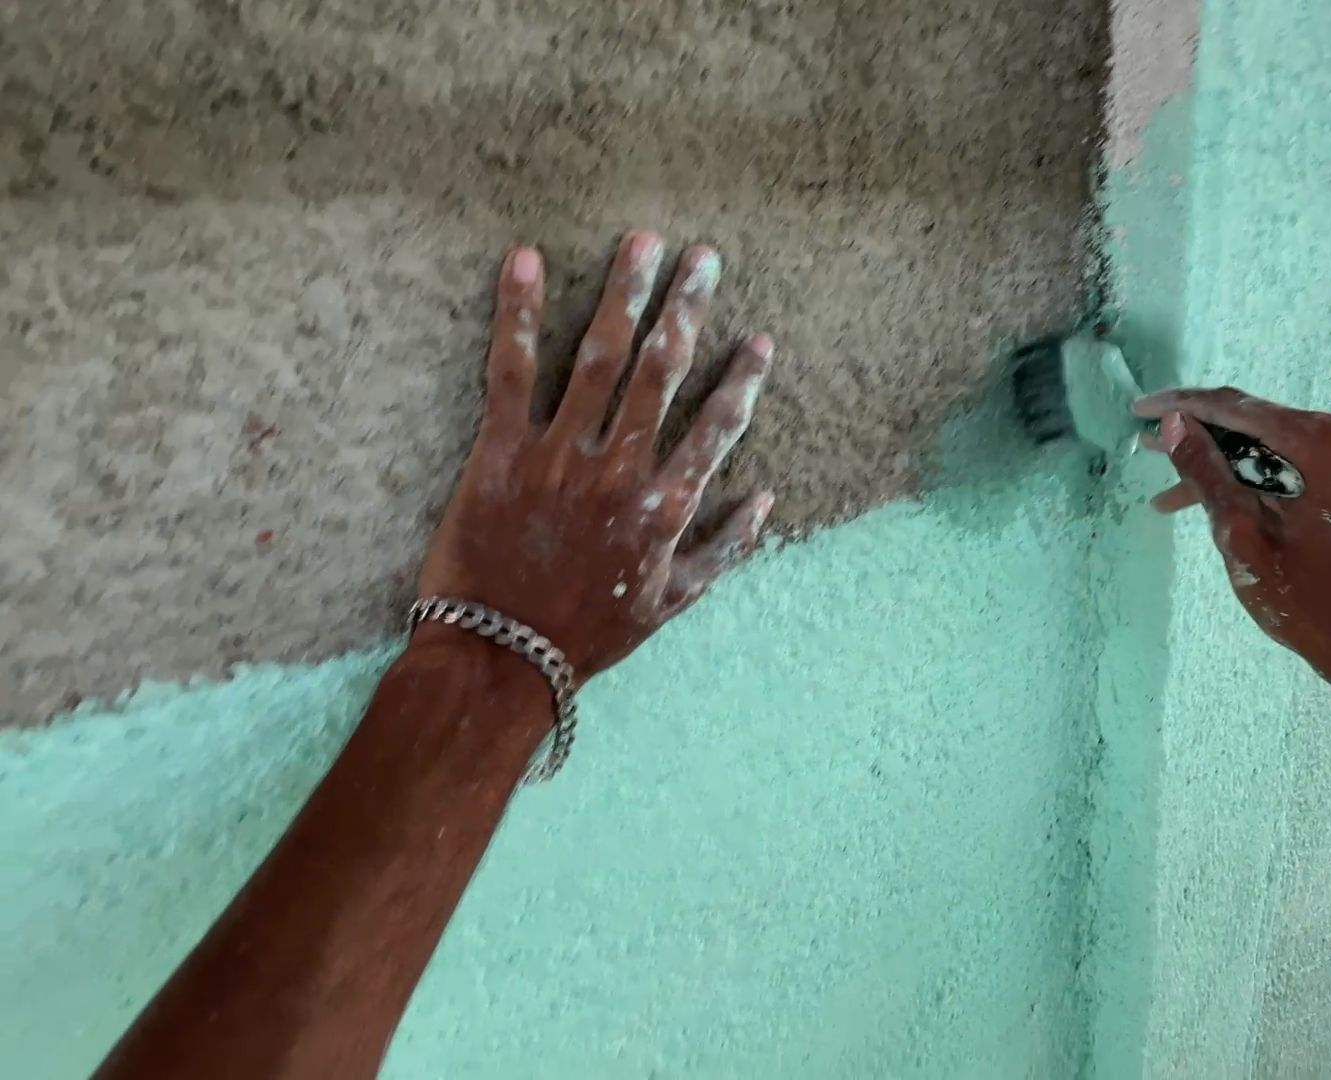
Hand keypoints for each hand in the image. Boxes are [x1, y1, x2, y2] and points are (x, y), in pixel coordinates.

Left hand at [417, 231, 774, 678]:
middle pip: (664, 372)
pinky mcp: (498, 453)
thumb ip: (727, 549)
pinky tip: (526, 260)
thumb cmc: (595, 630)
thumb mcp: (676, 601)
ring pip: (600, 359)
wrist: (501, 657)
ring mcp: (559, 455)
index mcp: (668, 506)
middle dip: (688, 308)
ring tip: (643, 242)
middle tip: (704, 258)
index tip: (760, 340)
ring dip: (624, 294)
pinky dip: (518, 316)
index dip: (744, 379)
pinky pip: (510, 374)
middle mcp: (622, 469)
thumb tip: (767, 501)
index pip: (718, 427)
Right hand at [1133, 388, 1330, 680]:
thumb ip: (1205, 473)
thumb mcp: (1241, 534)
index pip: (1233, 406)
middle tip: (1147, 448)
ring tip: (1171, 493)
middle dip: (1199, 439)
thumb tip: (1174, 424)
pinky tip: (1221, 503)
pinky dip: (1255, 482)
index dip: (1180, 406)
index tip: (1139, 410)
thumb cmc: (1309, 600)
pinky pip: (1295, 467)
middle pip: (1254, 424)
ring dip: (1224, 468)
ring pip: (1272, 449)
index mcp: (1319, 442)